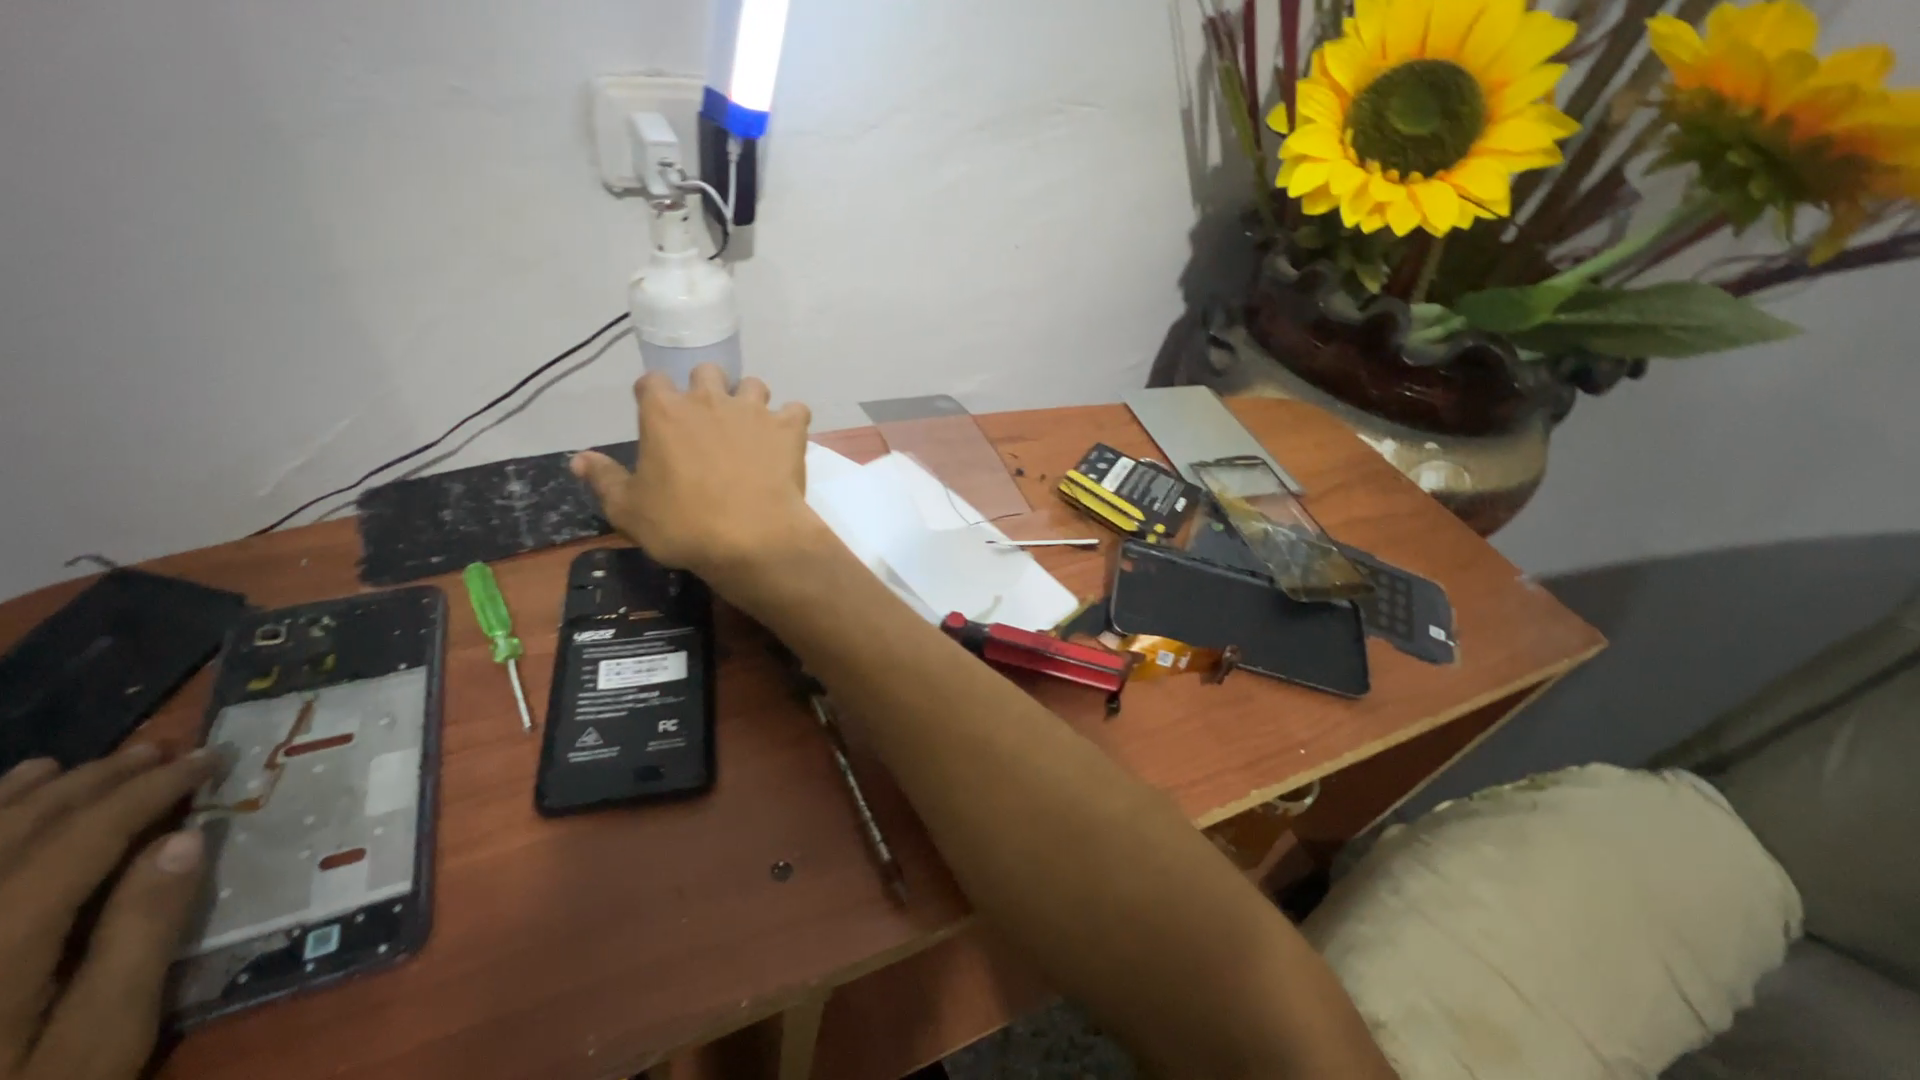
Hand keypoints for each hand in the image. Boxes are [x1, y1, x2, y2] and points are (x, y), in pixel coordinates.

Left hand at [0, 745, 214, 1079]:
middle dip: (98, 780)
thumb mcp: (96, 1045)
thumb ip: (138, 939)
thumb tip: (186, 840)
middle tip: (163, 750)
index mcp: (0, 938)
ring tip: (82, 764)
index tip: (211, 758)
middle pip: (22, 827)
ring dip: (30, 794)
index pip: (87, 835)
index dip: (153, 789)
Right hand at [571, 365, 820, 592]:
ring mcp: (753, 410)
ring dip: (749, 400)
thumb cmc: (682, 525)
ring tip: (748, 429)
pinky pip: (796, 410)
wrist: (751, 539)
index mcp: (664, 412)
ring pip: (753, 384)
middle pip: (705, 372)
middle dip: (705, 389)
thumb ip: (604, 479)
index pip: (651, 382)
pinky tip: (785, 441)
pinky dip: (791, 422)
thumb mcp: (629, 510)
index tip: (657, 418)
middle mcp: (709, 399)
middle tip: (707, 423)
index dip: (653, 397)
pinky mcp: (788, 428)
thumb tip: (578, 459)